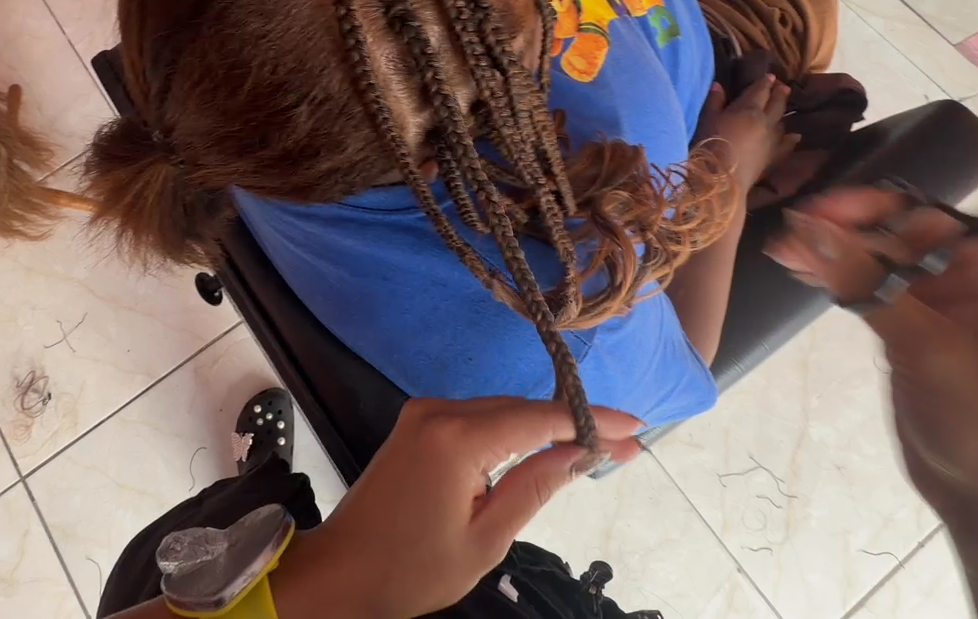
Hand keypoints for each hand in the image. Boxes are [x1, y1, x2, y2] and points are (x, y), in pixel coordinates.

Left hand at [272, 397, 641, 618]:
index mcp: (456, 437)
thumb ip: (535, 485)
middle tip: (625, 444)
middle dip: (571, 422)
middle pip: (518, 408)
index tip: (636, 427)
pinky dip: (509, 430)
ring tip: (592, 447)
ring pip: (497, 410)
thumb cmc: (413, 568)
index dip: (589, 419)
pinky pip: (474, 417)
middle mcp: (438, 409)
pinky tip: (538, 446)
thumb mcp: (487, 537)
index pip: (537, 418)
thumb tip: (580, 451)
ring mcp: (423, 412)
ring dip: (541, 426)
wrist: (341, 569)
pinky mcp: (416, 422)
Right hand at [697, 74, 794, 186]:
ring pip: (782, 122)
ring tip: (783, 108)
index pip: (760, 91)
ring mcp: (772, 140)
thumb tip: (718, 85)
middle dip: (779, 93)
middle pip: (777, 104)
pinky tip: (795, 136)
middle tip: (783, 86)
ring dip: (783, 113)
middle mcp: (766, 121)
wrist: (722, 176)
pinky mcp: (773, 157)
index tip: (770, 76)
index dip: (765, 82)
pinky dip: (791, 138)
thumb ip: (714, 101)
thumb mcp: (707, 119)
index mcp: (748, 109)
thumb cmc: (710, 143)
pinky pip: (786, 145)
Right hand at [763, 189, 977, 518]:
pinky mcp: (912, 340)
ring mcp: (940, 316)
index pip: (927, 221)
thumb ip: (863, 281)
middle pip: (897, 242)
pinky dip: (835, 283)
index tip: (815, 210)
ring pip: (876, 268)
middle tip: (785, 233)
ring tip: (779, 250)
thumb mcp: (924, 346)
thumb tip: (805, 224)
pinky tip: (800, 272)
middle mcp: (972, 290)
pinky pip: (869, 296)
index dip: (870, 209)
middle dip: (841, 234)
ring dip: (831, 256)